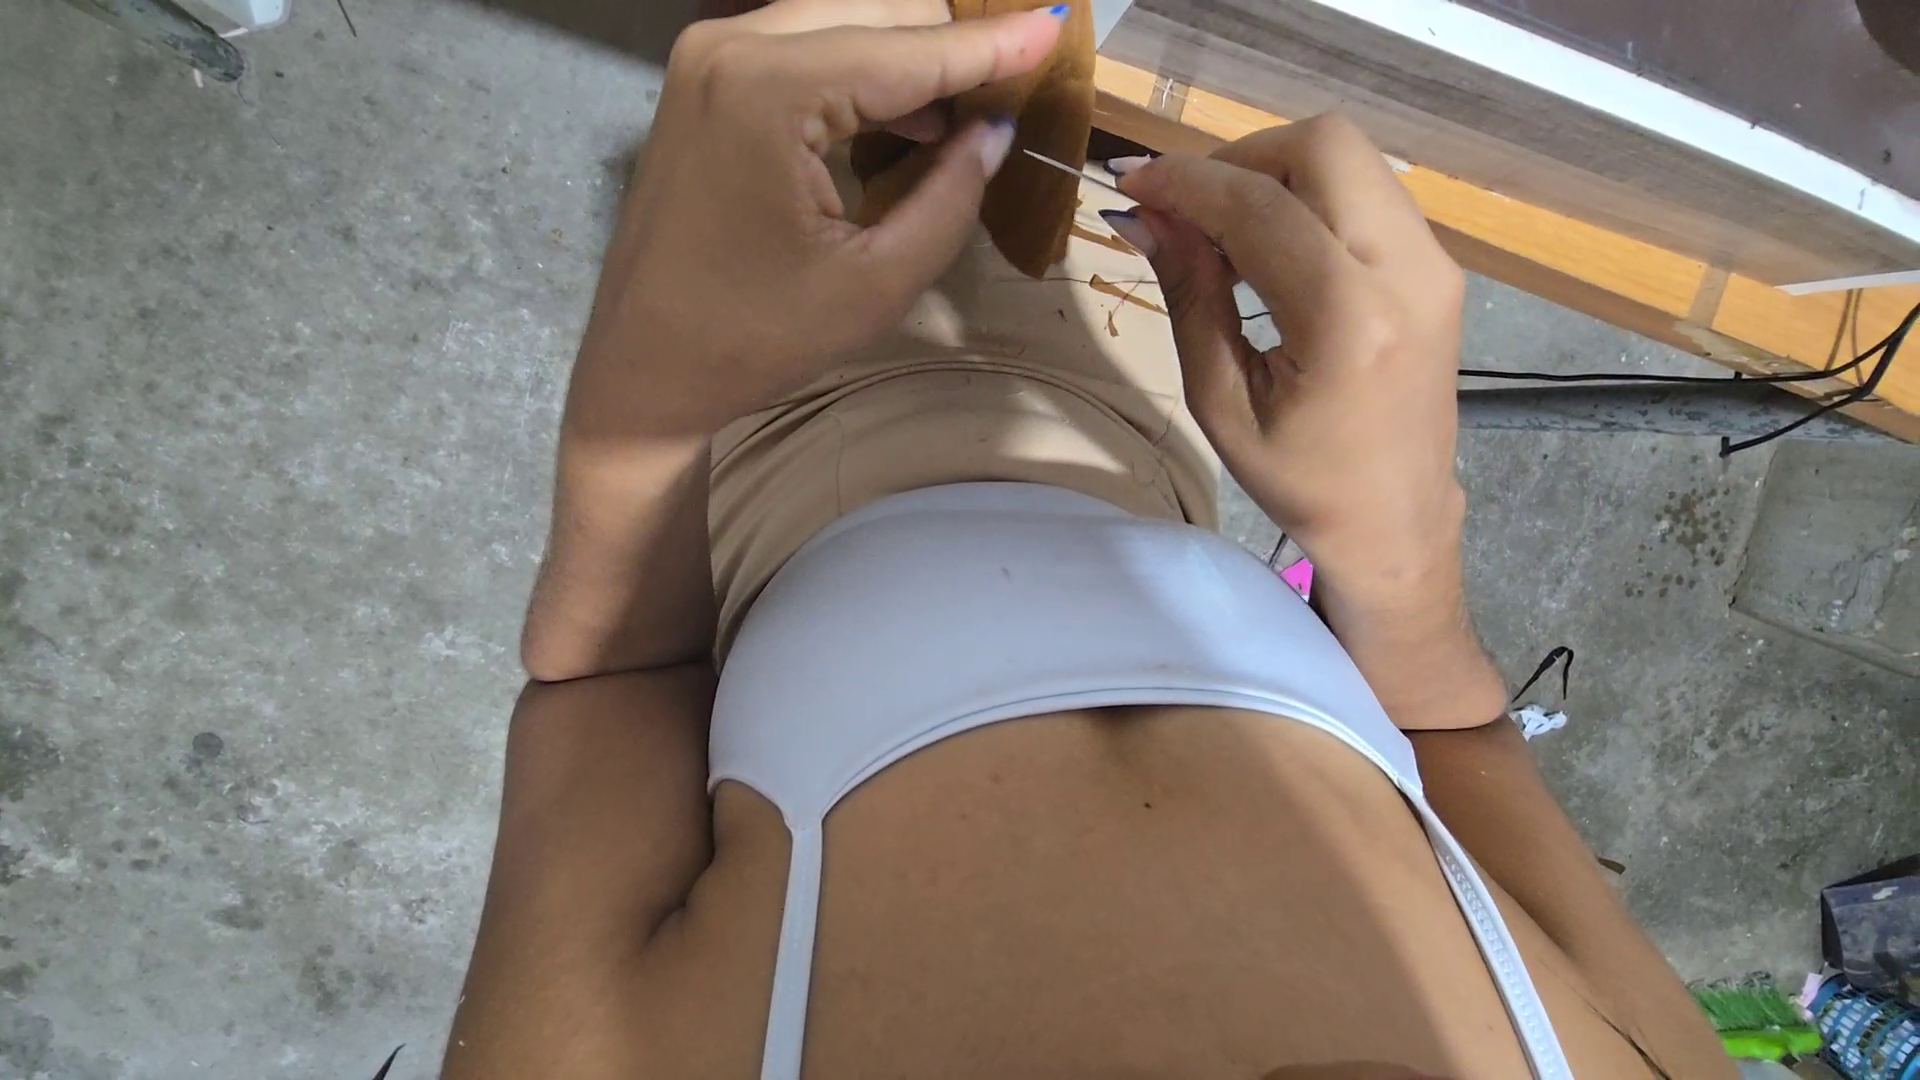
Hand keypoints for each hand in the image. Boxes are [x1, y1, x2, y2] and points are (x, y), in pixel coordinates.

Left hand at [564, 0, 1064, 442]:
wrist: (650, 369)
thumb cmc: (761, 340)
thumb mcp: (876, 284)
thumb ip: (948, 199)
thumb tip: (994, 130)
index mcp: (770, 90)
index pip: (906, 52)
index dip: (989, 47)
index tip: (1054, 30)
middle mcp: (730, 46)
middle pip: (870, 13)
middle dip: (947, 43)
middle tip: (1013, 80)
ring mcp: (706, 62)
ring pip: (836, 25)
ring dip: (906, 59)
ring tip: (969, 106)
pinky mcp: (701, 88)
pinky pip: (800, 55)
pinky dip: (858, 76)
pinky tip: (904, 117)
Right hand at [1114, 116, 1502, 728]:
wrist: (1394, 517)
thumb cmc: (1298, 480)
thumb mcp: (1221, 403)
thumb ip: (1191, 300)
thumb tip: (1152, 221)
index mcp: (1347, 320)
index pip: (1260, 209)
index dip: (1188, 184)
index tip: (1133, 185)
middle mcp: (1406, 270)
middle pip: (1322, 146)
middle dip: (1236, 158)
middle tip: (1183, 204)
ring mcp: (1434, 261)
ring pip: (1349, 158)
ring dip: (1270, 173)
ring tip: (1215, 225)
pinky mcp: (1437, 265)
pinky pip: (1366, 192)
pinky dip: (1304, 195)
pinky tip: (1264, 242)